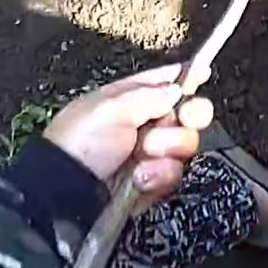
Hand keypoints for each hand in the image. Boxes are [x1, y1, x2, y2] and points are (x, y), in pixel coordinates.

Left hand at [43, 64, 214, 198]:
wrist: (64, 195)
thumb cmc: (79, 143)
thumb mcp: (109, 108)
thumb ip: (147, 95)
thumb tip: (176, 90)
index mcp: (128, 98)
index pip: (164, 81)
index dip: (186, 75)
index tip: (203, 72)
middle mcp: (144, 123)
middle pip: (188, 111)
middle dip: (192, 112)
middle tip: (185, 116)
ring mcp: (150, 154)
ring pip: (186, 143)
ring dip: (168, 147)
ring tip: (143, 153)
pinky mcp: (152, 182)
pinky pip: (174, 173)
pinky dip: (159, 175)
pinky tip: (140, 177)